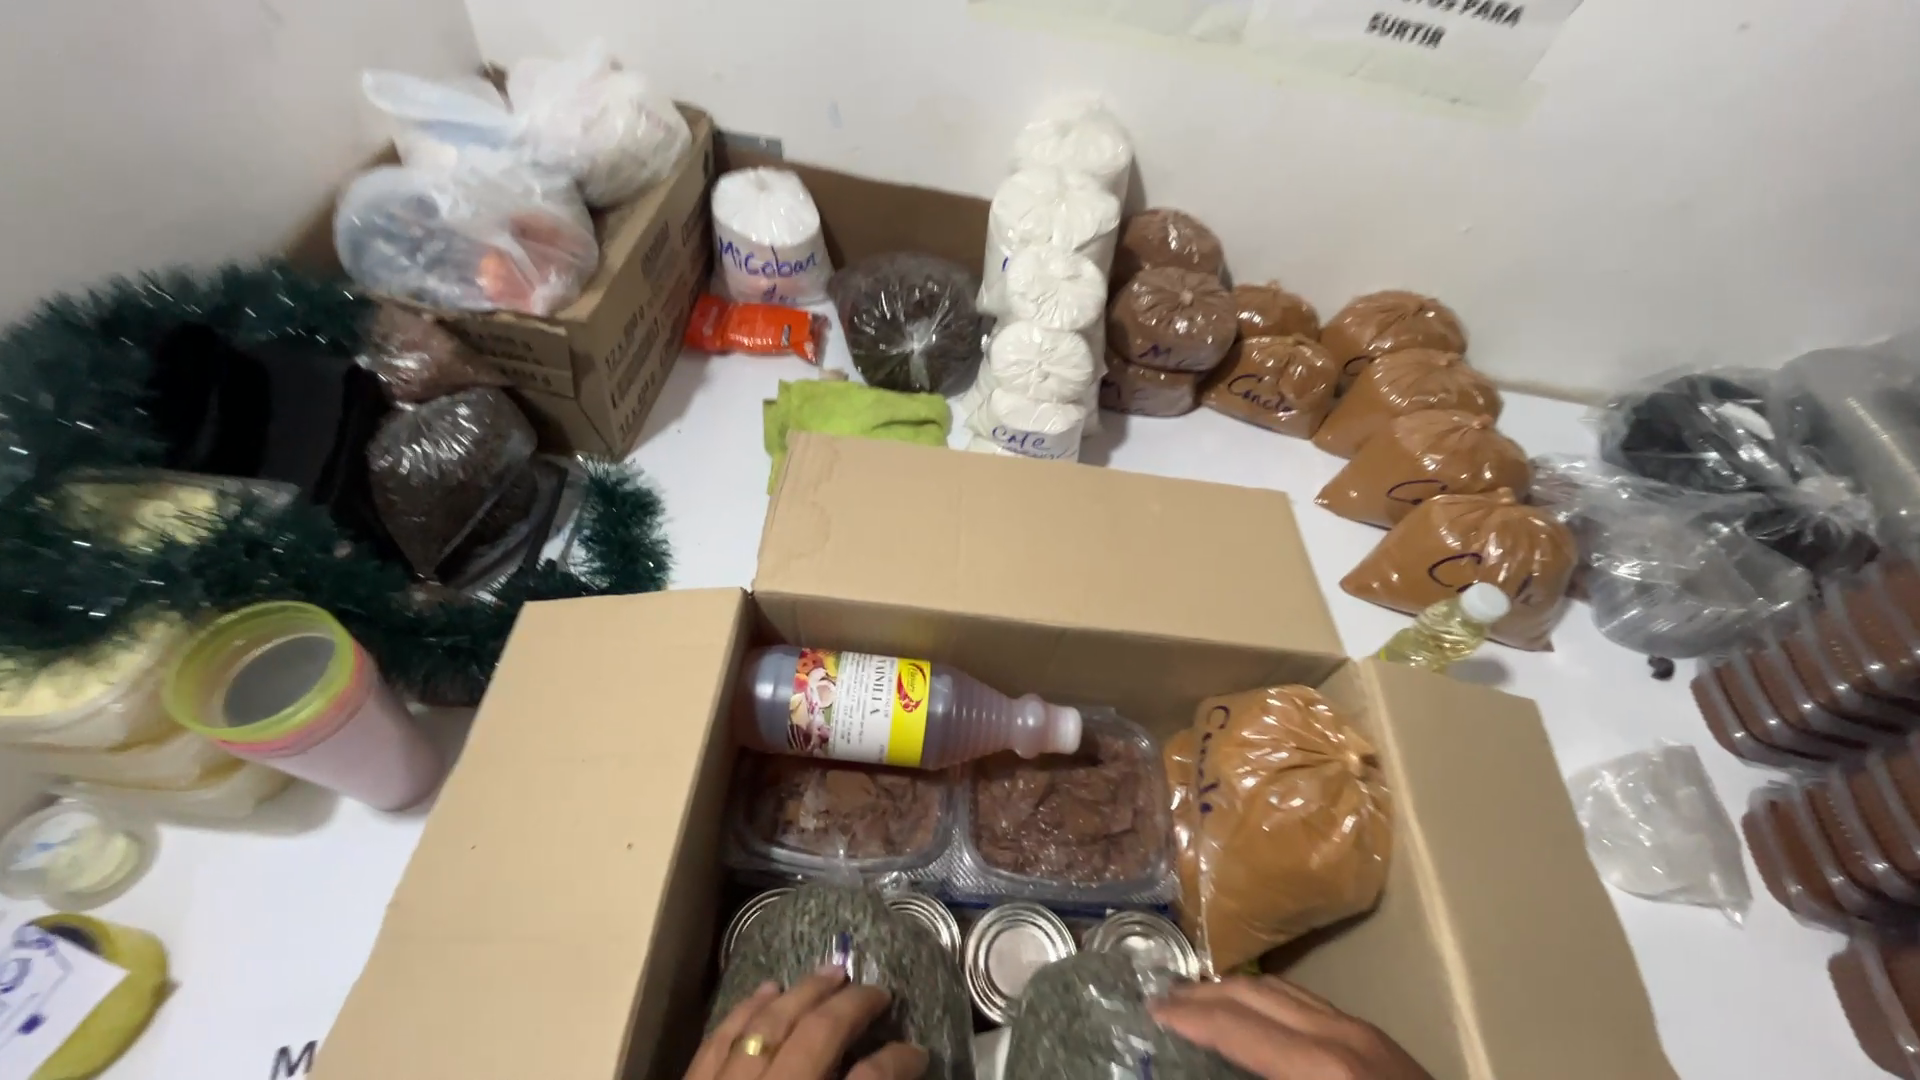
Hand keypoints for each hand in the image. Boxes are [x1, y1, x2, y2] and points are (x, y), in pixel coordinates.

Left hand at [687, 968, 928, 1079]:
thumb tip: (890, 1067)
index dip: (899, 1063)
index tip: (919, 1052)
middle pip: (818, 1035)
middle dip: (852, 1007)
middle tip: (878, 991)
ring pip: (768, 1024)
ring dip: (803, 994)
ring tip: (832, 972)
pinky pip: (717, 1041)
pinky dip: (744, 1011)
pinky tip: (766, 989)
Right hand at [1150, 976, 1433, 1079]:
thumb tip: (1211, 1068)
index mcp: (1323, 1070)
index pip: (1237, 1027)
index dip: (1189, 1016)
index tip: (1151, 1011)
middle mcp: (1339, 1035)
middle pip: (1254, 994)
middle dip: (1202, 994)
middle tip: (1162, 999)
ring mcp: (1361, 1031)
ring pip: (1280, 990)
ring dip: (1232, 990)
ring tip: (1197, 998)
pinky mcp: (1376, 1038)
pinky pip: (1305, 1001)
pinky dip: (1265, 998)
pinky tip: (1254, 1012)